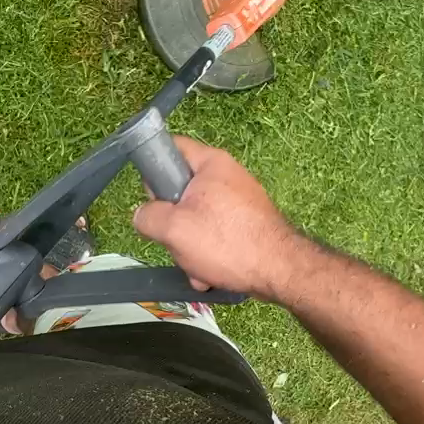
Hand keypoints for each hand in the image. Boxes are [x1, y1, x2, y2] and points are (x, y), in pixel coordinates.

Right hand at [132, 136, 315, 301]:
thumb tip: (143, 215)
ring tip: (199, 266)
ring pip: (197, 219)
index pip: (170, 148)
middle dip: (174, 223)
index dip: (153, 171)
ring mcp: (240, 201)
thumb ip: (147, 217)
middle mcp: (227, 175)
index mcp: (211, 163)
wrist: (280, 271)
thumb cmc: (228, 243)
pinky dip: (210, 255)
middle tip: (177, 240)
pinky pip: (216, 234)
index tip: (153, 199)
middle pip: (181, 191)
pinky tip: (212, 274)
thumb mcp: (173, 229)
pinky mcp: (248, 223)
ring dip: (191, 248)